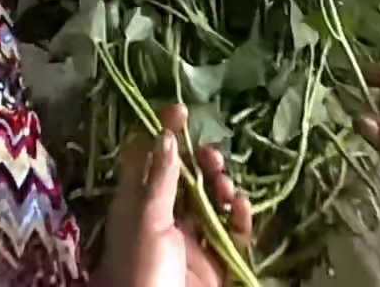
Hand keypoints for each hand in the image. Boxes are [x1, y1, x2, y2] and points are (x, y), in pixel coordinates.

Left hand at [100, 105, 252, 286]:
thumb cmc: (141, 271)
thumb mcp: (147, 220)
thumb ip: (161, 179)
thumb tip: (167, 134)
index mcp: (138, 201)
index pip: (150, 154)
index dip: (163, 129)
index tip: (182, 110)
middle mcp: (164, 216)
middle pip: (186, 176)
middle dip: (202, 160)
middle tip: (212, 158)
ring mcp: (190, 241)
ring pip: (211, 201)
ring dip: (222, 186)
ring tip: (226, 187)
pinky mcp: (214, 266)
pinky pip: (230, 234)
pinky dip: (239, 218)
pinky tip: (241, 209)